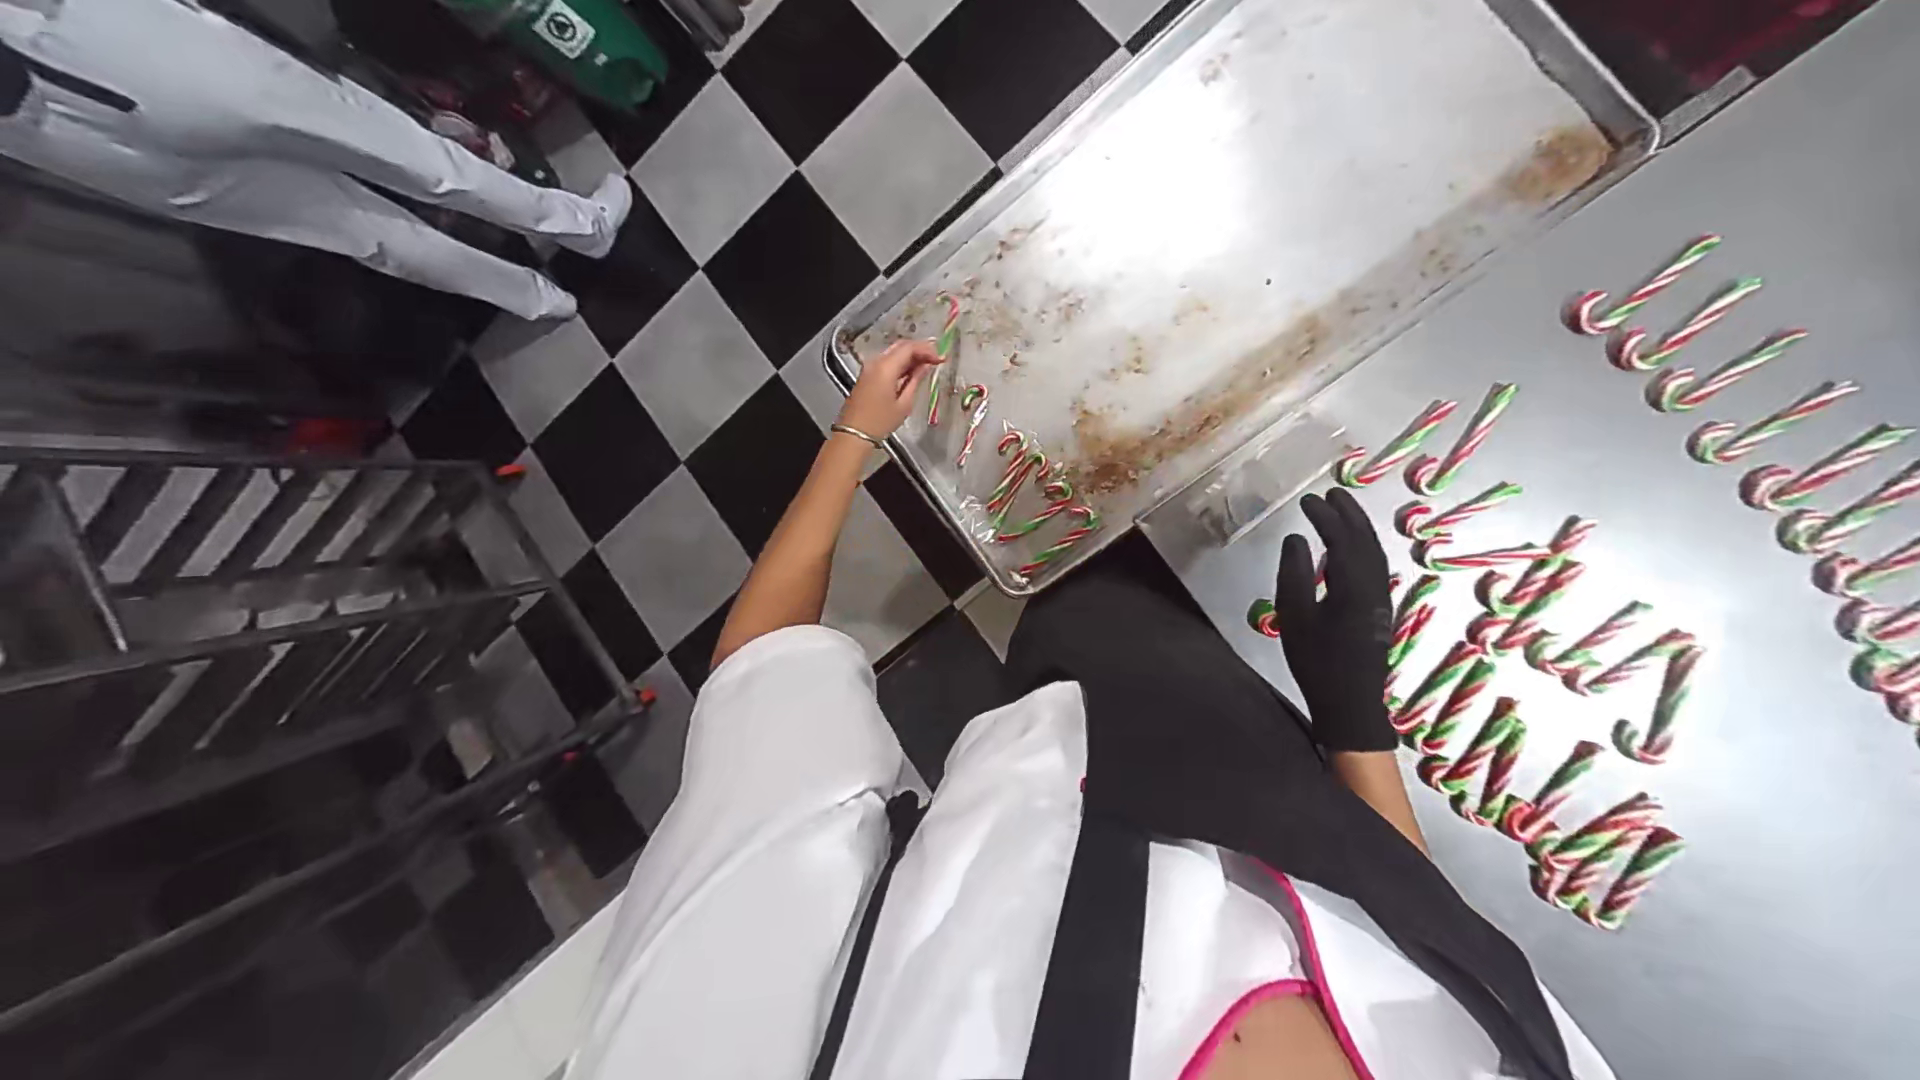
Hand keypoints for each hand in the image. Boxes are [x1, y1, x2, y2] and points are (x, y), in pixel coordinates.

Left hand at [838, 339, 943, 439]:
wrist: (854, 433)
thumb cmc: (881, 422)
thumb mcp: (904, 403)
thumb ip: (915, 380)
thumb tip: (925, 366)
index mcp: (885, 367)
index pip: (909, 348)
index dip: (927, 350)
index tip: (941, 358)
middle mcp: (876, 362)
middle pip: (901, 346)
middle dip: (920, 350)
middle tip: (936, 359)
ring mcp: (870, 367)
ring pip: (894, 353)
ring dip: (911, 356)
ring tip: (927, 365)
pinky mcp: (867, 374)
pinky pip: (887, 362)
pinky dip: (901, 363)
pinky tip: (912, 371)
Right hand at [1273, 489, 1396, 752]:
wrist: (1349, 700)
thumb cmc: (1316, 659)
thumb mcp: (1295, 616)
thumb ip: (1295, 574)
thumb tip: (1296, 539)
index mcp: (1353, 585)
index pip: (1341, 539)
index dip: (1325, 516)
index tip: (1307, 500)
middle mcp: (1374, 585)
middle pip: (1366, 540)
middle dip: (1349, 514)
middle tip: (1332, 492)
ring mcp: (1381, 597)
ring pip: (1374, 552)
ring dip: (1358, 528)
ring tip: (1341, 510)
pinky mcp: (1378, 608)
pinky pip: (1374, 565)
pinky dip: (1361, 546)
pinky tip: (1348, 547)